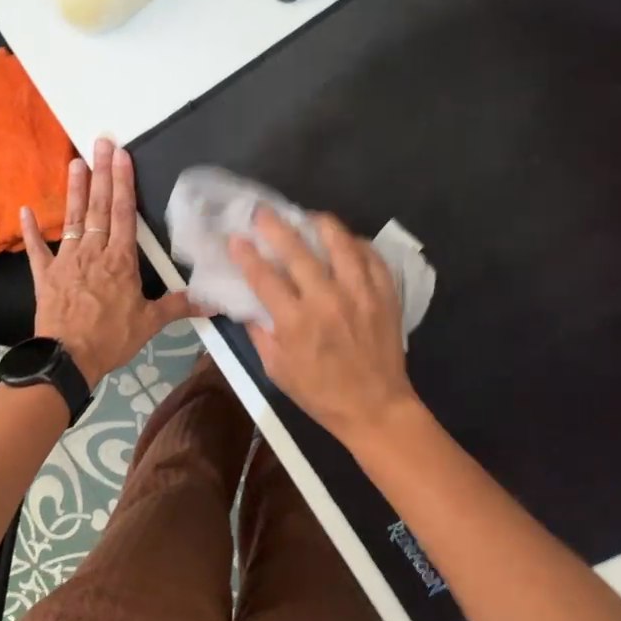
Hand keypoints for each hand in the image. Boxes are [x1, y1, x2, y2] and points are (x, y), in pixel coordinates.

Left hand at [22, 139, 201, 388]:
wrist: (67, 359)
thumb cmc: (111, 339)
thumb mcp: (150, 323)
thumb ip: (178, 307)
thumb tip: (214, 303)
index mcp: (120, 260)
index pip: (124, 213)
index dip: (123, 182)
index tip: (121, 154)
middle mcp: (93, 252)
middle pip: (99, 207)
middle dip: (102, 173)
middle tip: (99, 142)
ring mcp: (66, 261)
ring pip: (72, 220)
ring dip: (74, 191)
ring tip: (75, 163)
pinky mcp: (44, 275)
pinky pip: (36, 249)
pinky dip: (31, 230)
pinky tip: (26, 210)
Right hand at [229, 209, 419, 442]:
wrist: (375, 407)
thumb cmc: (320, 392)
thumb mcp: (276, 370)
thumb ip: (260, 333)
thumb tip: (248, 304)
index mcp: (296, 322)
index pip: (264, 277)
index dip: (246, 255)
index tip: (235, 239)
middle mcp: (327, 300)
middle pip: (298, 251)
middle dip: (276, 227)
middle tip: (264, 213)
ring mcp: (360, 294)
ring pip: (340, 243)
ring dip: (320, 224)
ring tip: (309, 217)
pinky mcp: (384, 295)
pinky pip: (371, 257)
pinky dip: (356, 244)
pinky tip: (345, 241)